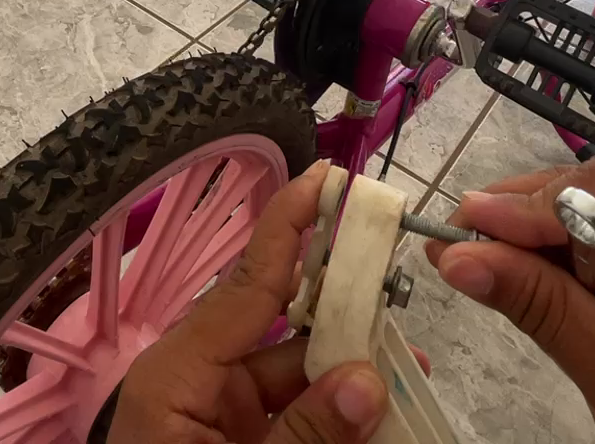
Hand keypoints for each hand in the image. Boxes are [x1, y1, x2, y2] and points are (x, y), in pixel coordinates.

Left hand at [108, 160, 389, 443]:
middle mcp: (203, 379)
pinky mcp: (240, 442)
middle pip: (287, 328)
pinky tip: (384, 415)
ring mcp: (221, 416)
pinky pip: (297, 417)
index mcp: (183, 369)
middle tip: (400, 288)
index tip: (327, 176)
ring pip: (301, 377)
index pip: (251, 280)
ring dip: (353, 374)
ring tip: (411, 374)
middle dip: (346, 312)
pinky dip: (338, 416)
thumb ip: (303, 435)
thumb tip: (369, 377)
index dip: (292, 223)